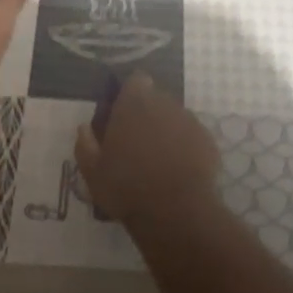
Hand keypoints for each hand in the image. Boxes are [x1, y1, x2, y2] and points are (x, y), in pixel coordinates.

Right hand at [73, 72, 218, 223]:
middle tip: (137, 141)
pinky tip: (178, 171)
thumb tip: (84, 128)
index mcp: (134, 103)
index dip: (130, 93)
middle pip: (156, 98)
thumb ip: (85, 145)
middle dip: (148, 113)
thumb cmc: (127, 187)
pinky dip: (185, 147)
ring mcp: (190, 122)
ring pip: (175, 117)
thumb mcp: (93, 172)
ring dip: (167, 130)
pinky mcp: (208, 142)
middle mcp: (165, 104)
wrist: (175, 213)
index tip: (122, 113)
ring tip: (159, 159)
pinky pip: (192, 137)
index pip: (136, 80)